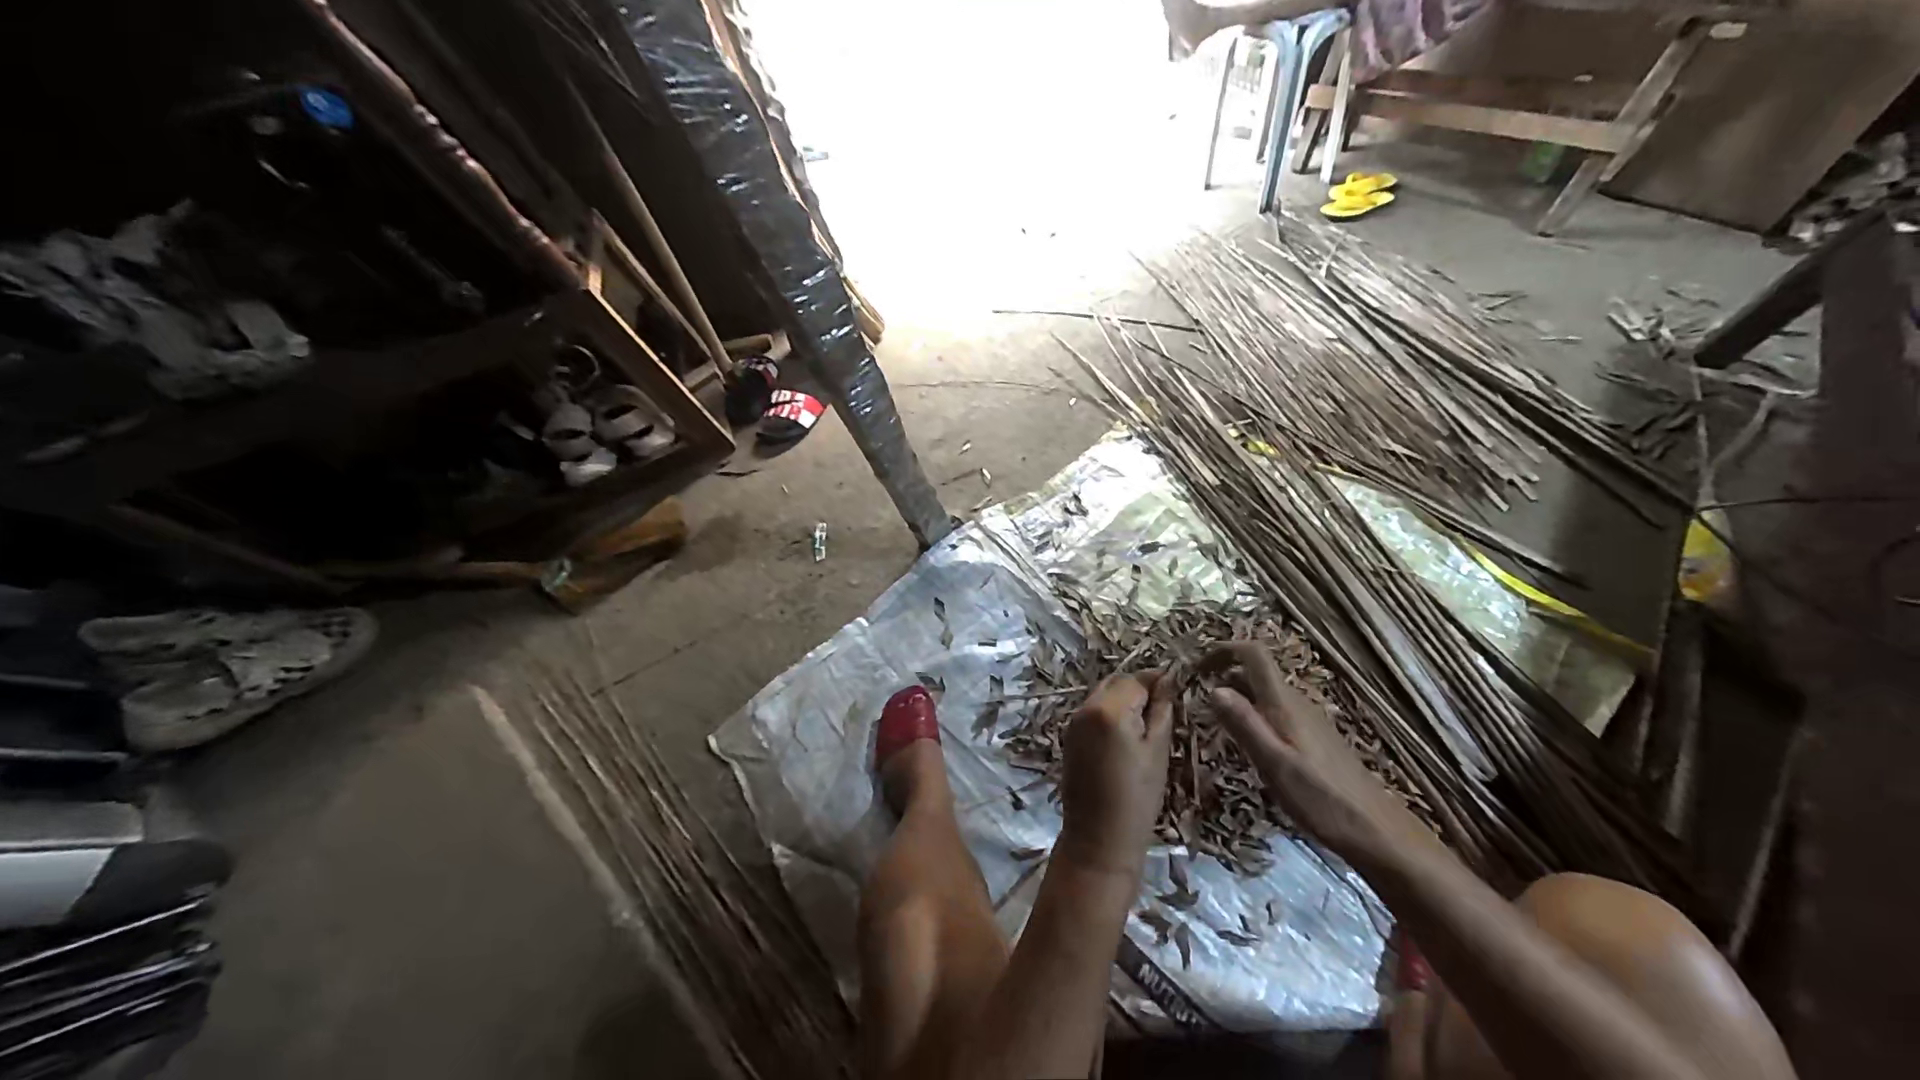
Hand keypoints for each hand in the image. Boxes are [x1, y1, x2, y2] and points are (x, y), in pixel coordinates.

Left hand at [1055, 671, 1174, 877]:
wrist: (1098, 836)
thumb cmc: (1138, 797)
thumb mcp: (1158, 750)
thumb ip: (1162, 709)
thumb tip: (1169, 679)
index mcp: (1109, 709)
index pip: (1136, 679)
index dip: (1158, 681)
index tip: (1177, 687)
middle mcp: (1085, 708)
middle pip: (1116, 682)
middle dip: (1139, 688)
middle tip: (1164, 707)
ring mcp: (1073, 722)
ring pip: (1103, 695)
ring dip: (1124, 700)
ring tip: (1147, 723)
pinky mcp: (1069, 736)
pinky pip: (1092, 712)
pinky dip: (1110, 714)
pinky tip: (1126, 735)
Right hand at [1203, 644, 1425, 862]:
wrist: (1379, 833)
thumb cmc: (1322, 800)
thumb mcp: (1274, 764)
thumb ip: (1244, 724)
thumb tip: (1213, 688)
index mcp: (1285, 704)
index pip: (1254, 655)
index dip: (1224, 650)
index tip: (1196, 666)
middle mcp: (1297, 704)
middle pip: (1257, 672)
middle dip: (1224, 675)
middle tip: (1194, 697)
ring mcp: (1309, 721)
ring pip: (1266, 694)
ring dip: (1237, 697)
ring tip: (1213, 720)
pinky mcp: (1315, 740)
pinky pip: (1276, 713)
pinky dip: (1254, 716)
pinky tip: (1247, 745)